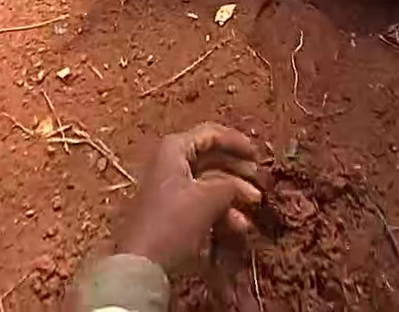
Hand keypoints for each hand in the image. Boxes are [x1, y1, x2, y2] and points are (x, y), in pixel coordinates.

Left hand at [114, 123, 262, 271]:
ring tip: (253, 204)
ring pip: (208, 182)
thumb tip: (244, 186)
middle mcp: (171, 161)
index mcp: (175, 148)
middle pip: (211, 157)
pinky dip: (220, 209)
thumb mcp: (207, 199)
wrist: (141, 264)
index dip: (235, 141)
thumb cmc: (173, 221)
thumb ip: (230, 186)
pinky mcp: (172, 210)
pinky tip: (237, 225)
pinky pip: (201, 201)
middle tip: (257, 180)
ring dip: (232, 193)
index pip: (211, 134)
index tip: (255, 153)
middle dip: (236, 170)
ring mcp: (171, 186)